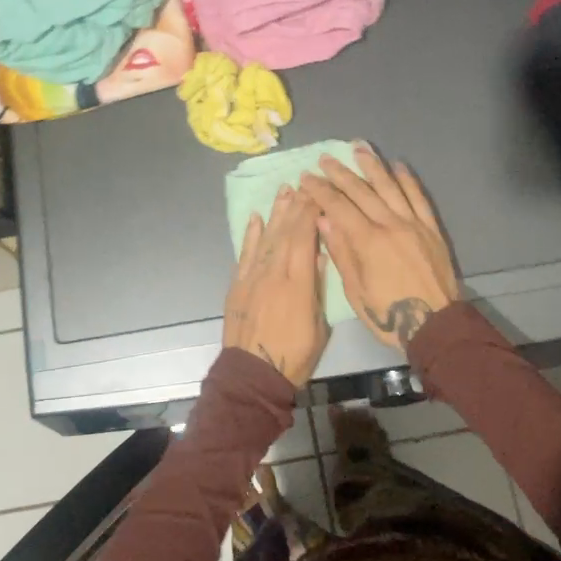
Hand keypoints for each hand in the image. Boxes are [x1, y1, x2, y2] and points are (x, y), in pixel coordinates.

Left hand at [223, 188, 328, 387]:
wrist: (252, 376)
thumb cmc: (293, 357)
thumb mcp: (319, 327)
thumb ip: (319, 290)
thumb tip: (322, 257)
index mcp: (298, 284)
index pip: (305, 239)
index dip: (312, 214)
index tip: (320, 194)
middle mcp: (273, 274)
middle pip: (286, 233)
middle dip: (297, 206)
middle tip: (305, 184)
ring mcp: (252, 278)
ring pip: (266, 238)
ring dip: (275, 213)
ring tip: (284, 191)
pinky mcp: (237, 286)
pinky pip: (245, 254)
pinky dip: (251, 235)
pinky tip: (256, 218)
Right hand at [301, 145, 457, 350]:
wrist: (435, 325)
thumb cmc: (388, 315)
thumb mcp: (355, 291)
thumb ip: (341, 252)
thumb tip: (323, 219)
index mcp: (368, 242)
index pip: (338, 207)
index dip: (320, 191)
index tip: (306, 178)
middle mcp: (390, 225)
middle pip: (362, 191)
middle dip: (340, 173)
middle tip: (325, 159)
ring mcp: (414, 224)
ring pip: (390, 187)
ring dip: (373, 166)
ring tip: (358, 148)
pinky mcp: (431, 229)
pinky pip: (419, 198)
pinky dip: (408, 180)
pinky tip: (398, 166)